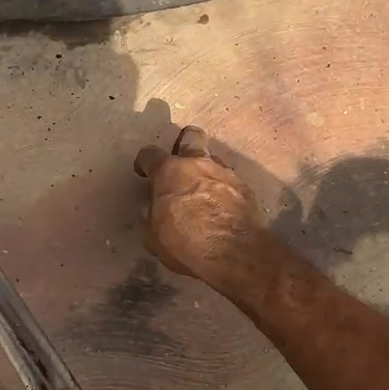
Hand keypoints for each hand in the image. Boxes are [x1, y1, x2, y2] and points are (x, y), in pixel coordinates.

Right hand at [134, 126, 271, 293]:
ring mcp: (224, 173)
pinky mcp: (245, 187)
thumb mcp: (153, 236)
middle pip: (191, 136)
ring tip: (203, 194)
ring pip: (212, 160)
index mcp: (169, 172)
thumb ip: (150, 214)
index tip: (143, 173)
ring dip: (205, 172)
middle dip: (183, 143)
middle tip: (180, 164)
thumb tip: (152, 207)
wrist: (236, 253)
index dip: (144, 162)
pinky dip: (222, 190)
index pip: (149, 154)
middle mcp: (197, 164)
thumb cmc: (186, 244)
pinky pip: (229, 181)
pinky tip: (221, 208)